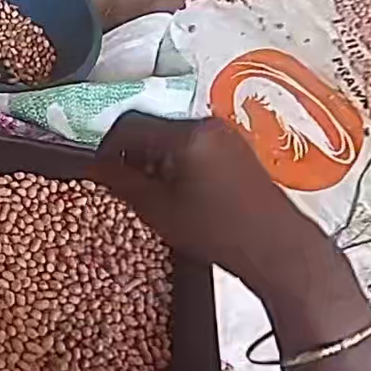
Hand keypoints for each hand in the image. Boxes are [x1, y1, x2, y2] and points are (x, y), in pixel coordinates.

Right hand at [90, 113, 328, 293]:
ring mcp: (224, 132)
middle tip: (122, 180)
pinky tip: (176, 188)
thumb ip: (121, 181)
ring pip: (172, 134)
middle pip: (152, 126)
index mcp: (186, 136)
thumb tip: (96, 166)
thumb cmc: (216, 231)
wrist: (274, 246)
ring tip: (150, 189)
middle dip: (131, 151)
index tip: (99, 167)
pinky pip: (192, 141)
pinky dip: (175, 158)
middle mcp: (207, 124)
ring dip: (153, 155)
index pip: (130, 124)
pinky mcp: (234, 145)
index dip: (107, 146)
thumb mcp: (158, 210)